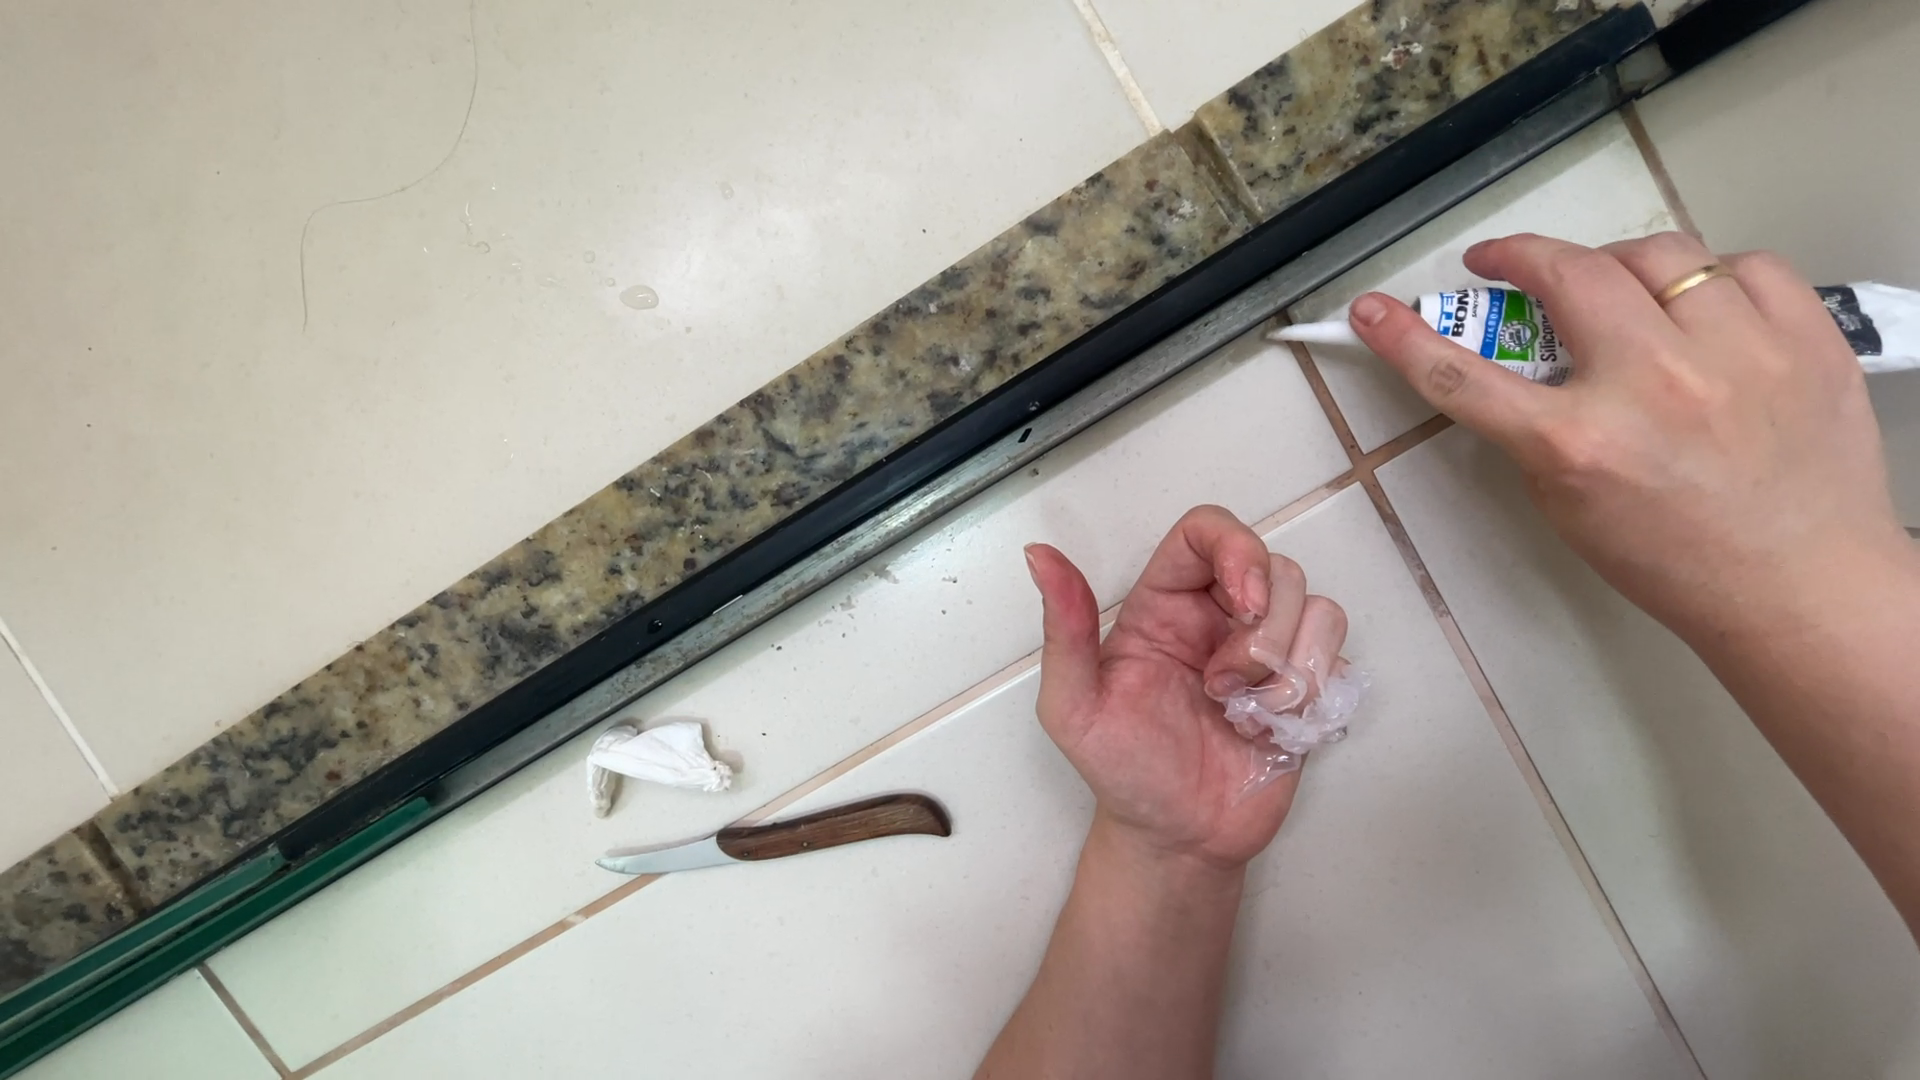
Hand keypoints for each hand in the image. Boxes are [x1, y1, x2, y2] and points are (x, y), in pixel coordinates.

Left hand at [1024, 506, 1347, 869]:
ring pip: (1313, 605)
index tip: (1244, 602)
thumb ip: (1063, 630)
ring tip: (1244, 712)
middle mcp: (1215, 616)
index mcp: (1161, 605)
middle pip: (1272, 566)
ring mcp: (1264, 650)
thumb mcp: (1073, 704)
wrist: (1176, 837)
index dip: (1236, 547)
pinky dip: (1312, 692)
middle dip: (1262, 629)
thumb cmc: (1120, 769)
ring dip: (1286, 667)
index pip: (1205, 530)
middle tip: (1222, 686)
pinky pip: (1337, 654)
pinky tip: (1272, 727)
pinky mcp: (1302, 686)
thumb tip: (1038, 554)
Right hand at [1348, 231, 1910, 641]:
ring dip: (1611, 260)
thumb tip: (1524, 361)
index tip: (1371, 311)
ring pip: (1659, 254)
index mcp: (1575, 442)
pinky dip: (1704, 275)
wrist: (1791, 582)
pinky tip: (1691, 303)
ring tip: (1602, 282)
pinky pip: (1745, 267)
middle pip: (1568, 277)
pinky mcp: (1809, 340)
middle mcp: (1653, 386)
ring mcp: (1739, 355)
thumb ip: (1531, 423)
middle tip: (1497, 262)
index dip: (1402, 338)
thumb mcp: (1557, 495)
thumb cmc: (1656, 552)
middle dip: (1519, 254)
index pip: (1461, 376)